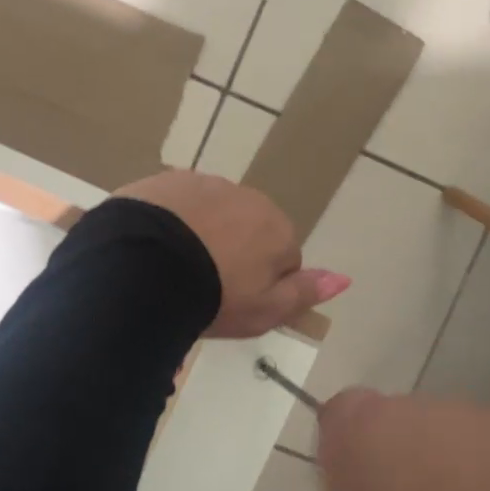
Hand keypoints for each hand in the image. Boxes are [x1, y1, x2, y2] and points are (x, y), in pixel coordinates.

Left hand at [115, 171, 348, 337]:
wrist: (145, 268)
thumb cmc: (212, 297)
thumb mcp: (264, 310)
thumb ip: (304, 292)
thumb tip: (344, 277)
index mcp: (277, 229)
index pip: (282, 257)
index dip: (258, 283)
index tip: (233, 300)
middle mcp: (247, 197)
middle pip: (246, 228)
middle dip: (230, 250)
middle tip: (201, 284)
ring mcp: (204, 183)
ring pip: (210, 212)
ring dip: (199, 232)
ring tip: (172, 267)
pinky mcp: (164, 180)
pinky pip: (175, 203)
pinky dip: (168, 220)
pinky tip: (151, 246)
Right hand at [316, 389, 489, 490]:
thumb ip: (354, 490)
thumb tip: (367, 483)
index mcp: (358, 428)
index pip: (343, 412)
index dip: (353, 443)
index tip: (363, 479)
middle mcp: (408, 407)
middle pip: (400, 419)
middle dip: (405, 450)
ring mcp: (466, 415)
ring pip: (448, 431)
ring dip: (450, 460)